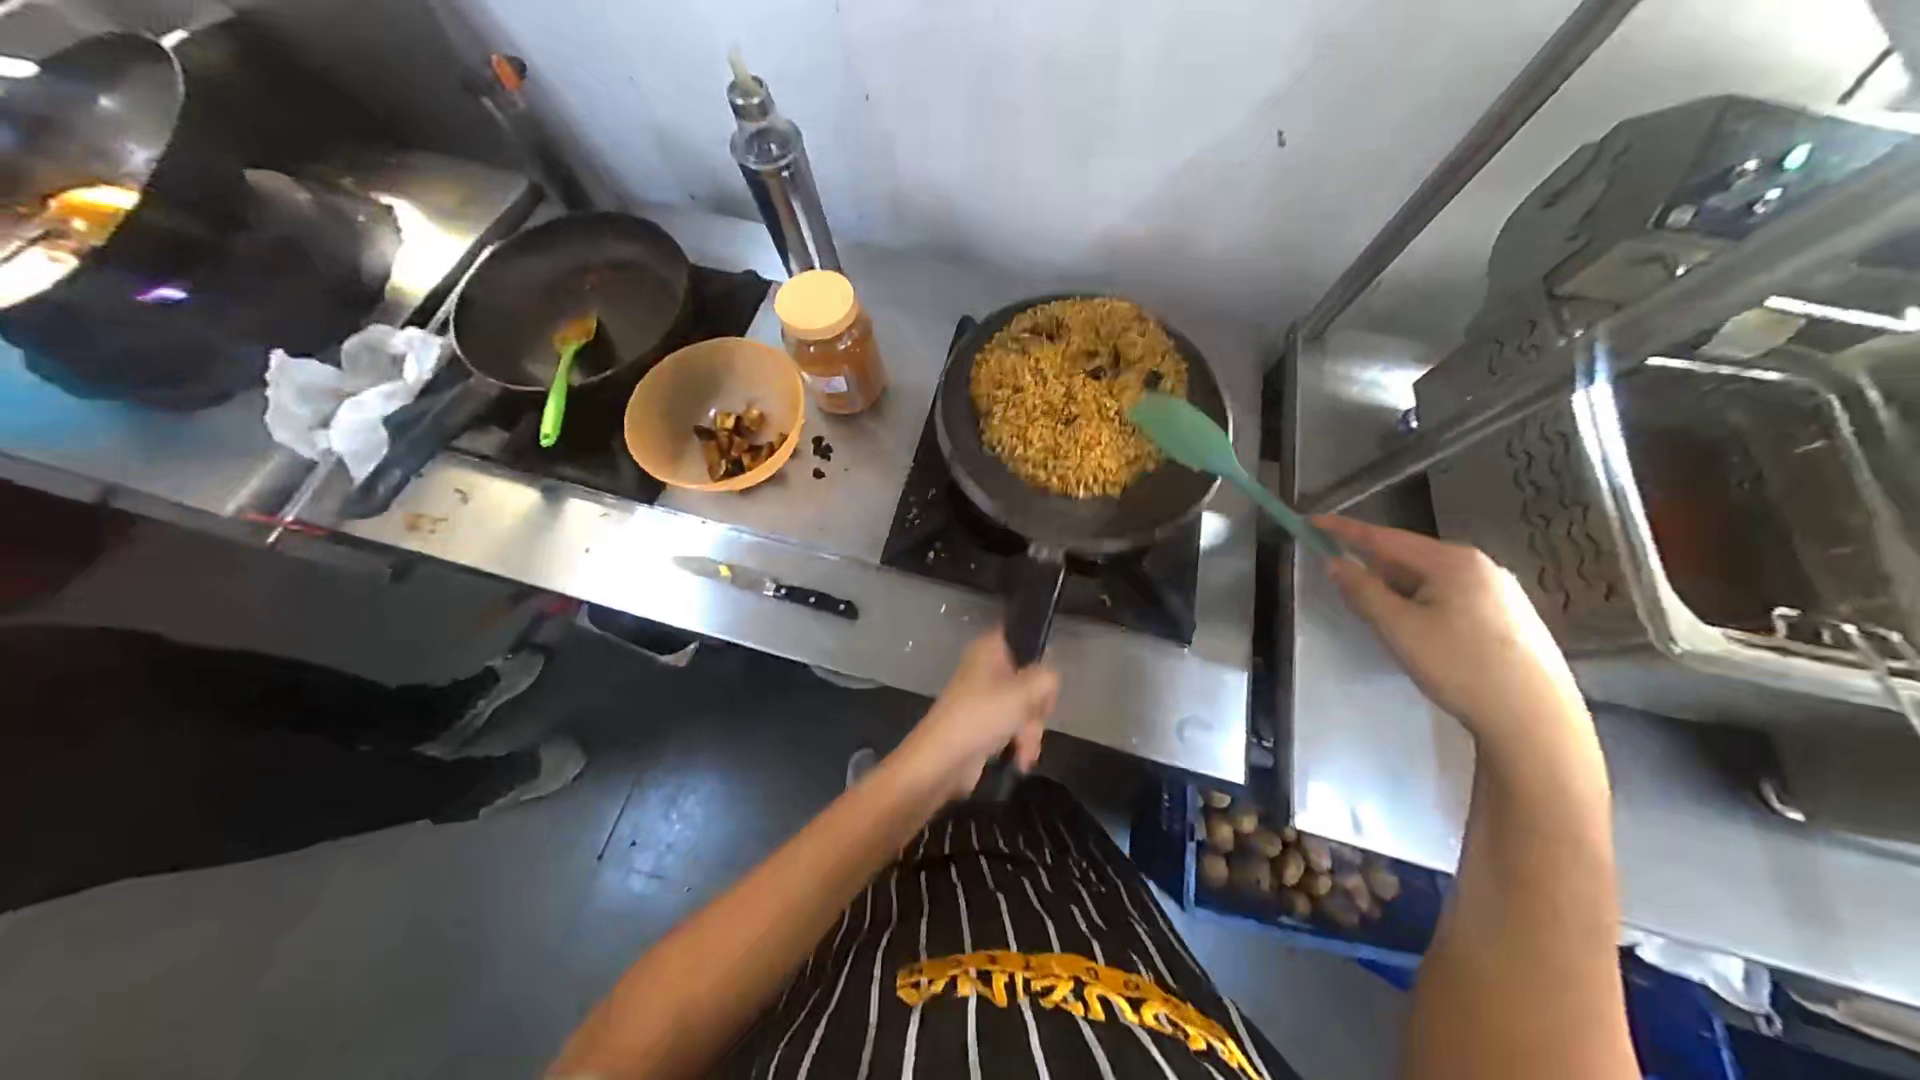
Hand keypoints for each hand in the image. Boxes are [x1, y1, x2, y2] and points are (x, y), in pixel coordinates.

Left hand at [892, 630, 1059, 799]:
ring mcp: (983, 698)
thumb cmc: (982, 716)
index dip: (1038, 656)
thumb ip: (1047, 679)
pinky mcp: (983, 724)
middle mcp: (985, 668)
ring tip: (1025, 750)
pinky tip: (1021, 758)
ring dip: (1030, 730)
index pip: (1022, 637)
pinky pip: (1011, 727)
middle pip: (1028, 678)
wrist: (942, 760)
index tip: (1046, 680)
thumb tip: (1050, 680)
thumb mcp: (1024, 691)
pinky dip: (1019, 742)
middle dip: (1037, 706)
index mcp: (989, 649)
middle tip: (1036, 718)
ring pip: (1023, 706)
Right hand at [1316, 516, 1593, 761]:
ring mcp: (1499, 589)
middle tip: (1344, 585)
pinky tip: (1421, 630)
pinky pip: (1450, 594)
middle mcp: (1480, 565)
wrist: (1534, 719)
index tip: (1312, 521)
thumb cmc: (1459, 667)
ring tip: (1383, 618)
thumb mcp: (1398, 628)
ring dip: (1398, 589)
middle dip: (1373, 567)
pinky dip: (1422, 602)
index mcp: (1452, 561)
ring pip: (1430, 578)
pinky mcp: (1508, 614)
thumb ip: (1362, 591)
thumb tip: (1335, 563)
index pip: (1384, 538)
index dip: (1344, 530)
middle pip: (1409, 556)